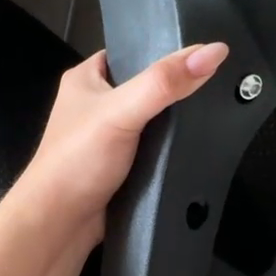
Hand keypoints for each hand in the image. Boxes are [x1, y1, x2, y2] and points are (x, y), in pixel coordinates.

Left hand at [11, 42, 228, 239]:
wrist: (58, 224)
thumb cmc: (78, 160)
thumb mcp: (123, 111)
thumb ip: (165, 83)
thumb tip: (214, 51)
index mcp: (85, 79)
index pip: (130, 52)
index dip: (163, 50)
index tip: (204, 52)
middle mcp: (94, 105)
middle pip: (145, 88)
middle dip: (175, 90)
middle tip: (217, 84)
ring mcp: (106, 139)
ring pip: (151, 123)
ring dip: (175, 124)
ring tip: (216, 113)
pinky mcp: (119, 169)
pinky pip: (151, 152)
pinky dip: (169, 152)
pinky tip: (195, 149)